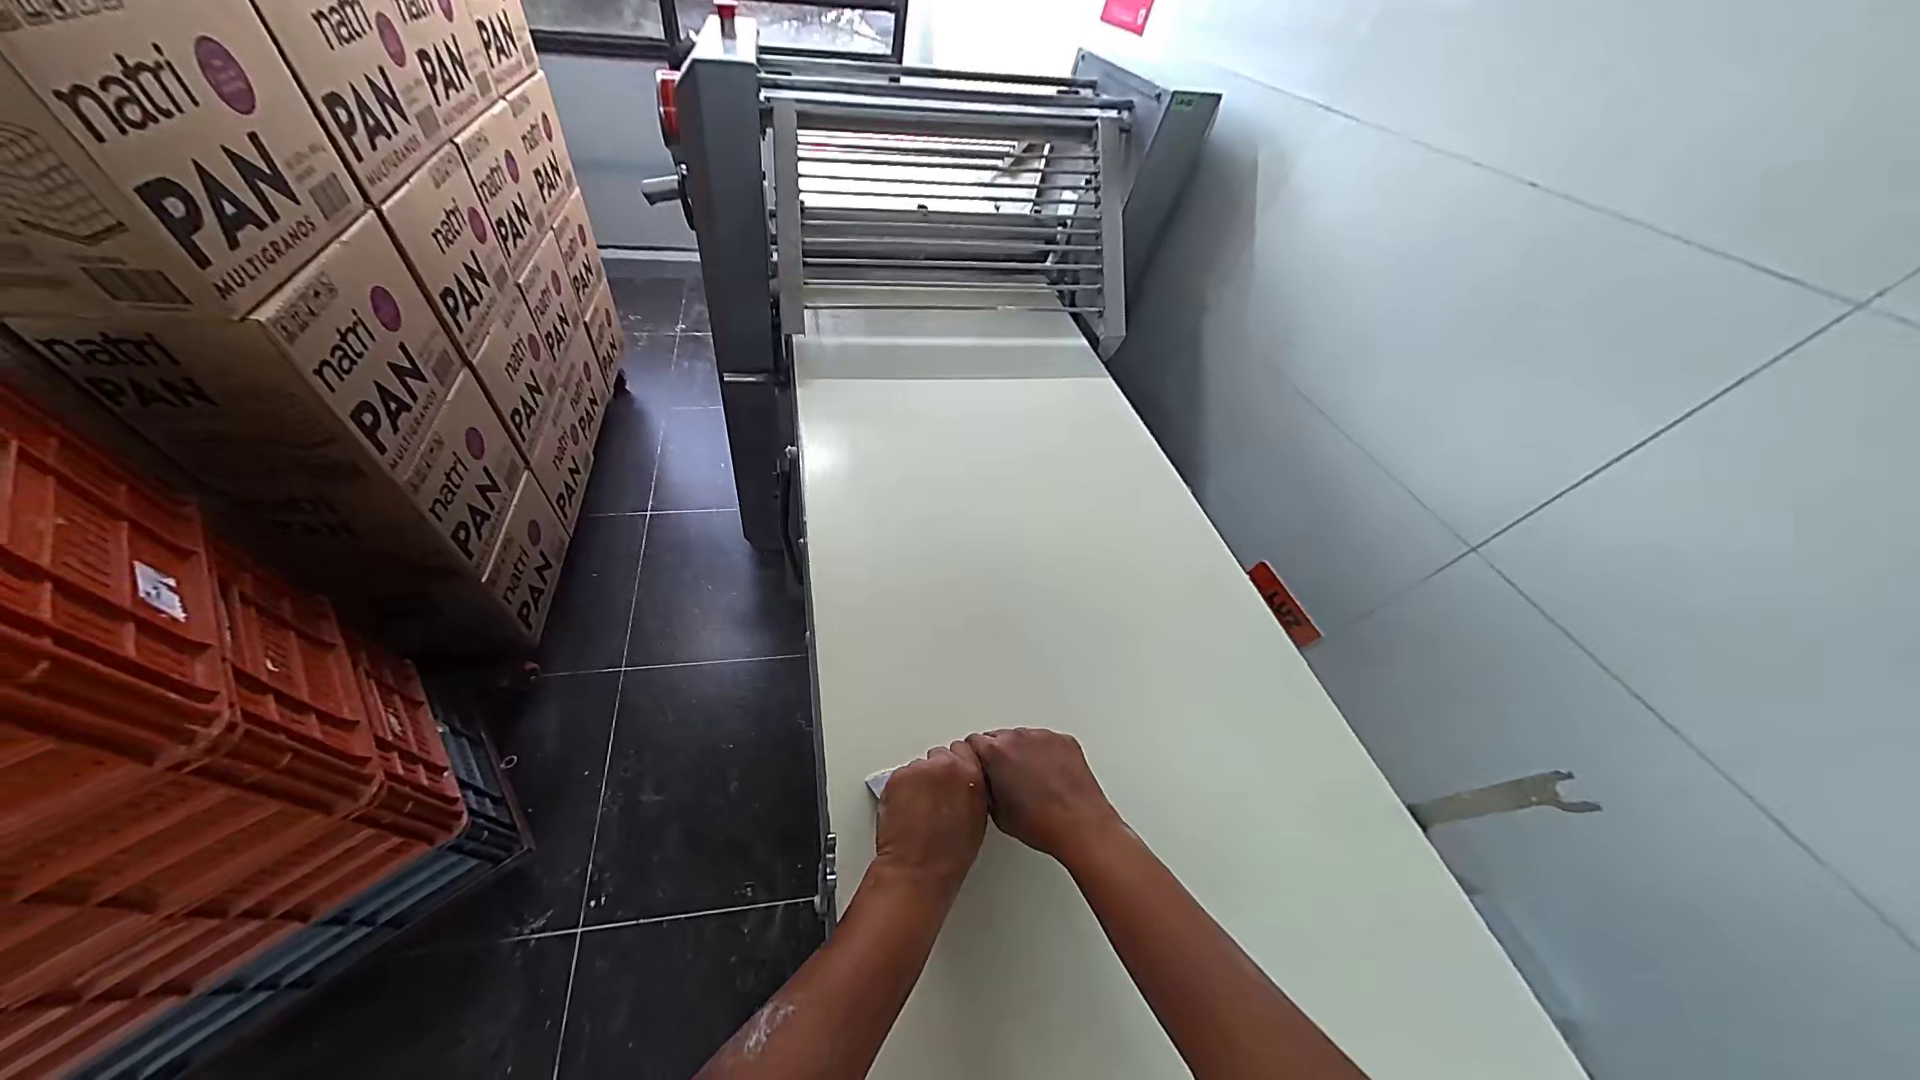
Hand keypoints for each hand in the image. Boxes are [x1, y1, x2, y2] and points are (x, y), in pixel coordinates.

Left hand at [873, 741, 988, 898]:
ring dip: (919, 780)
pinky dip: (902, 788)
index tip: (953, 774)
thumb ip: (973, 789)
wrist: (918, 870)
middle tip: (934, 795)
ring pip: (920, 765)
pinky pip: (902, 776)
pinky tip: (907, 808)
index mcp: (971, 774)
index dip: (958, 763)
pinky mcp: (897, 777)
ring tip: (919, 807)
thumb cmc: (949, 854)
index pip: (964, 749)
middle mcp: (946, 766)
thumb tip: (965, 783)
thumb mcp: (978, 817)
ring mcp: (919, 770)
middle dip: (937, 771)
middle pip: (940, 754)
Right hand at [965, 728, 1125, 864]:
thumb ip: (984, 786)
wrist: (1079, 826)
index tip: (982, 768)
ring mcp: (1043, 736)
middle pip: (998, 737)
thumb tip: (984, 781)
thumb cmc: (1041, 823)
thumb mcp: (996, 812)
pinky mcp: (1064, 740)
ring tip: (1032, 780)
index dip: (976, 758)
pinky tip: (1050, 776)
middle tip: (1007, 778)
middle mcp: (1018, 737)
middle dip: (999, 754)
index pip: (973, 741)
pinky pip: (1047, 741)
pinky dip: (1046, 753)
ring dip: (1023, 752)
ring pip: (1023, 738)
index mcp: (996, 751)